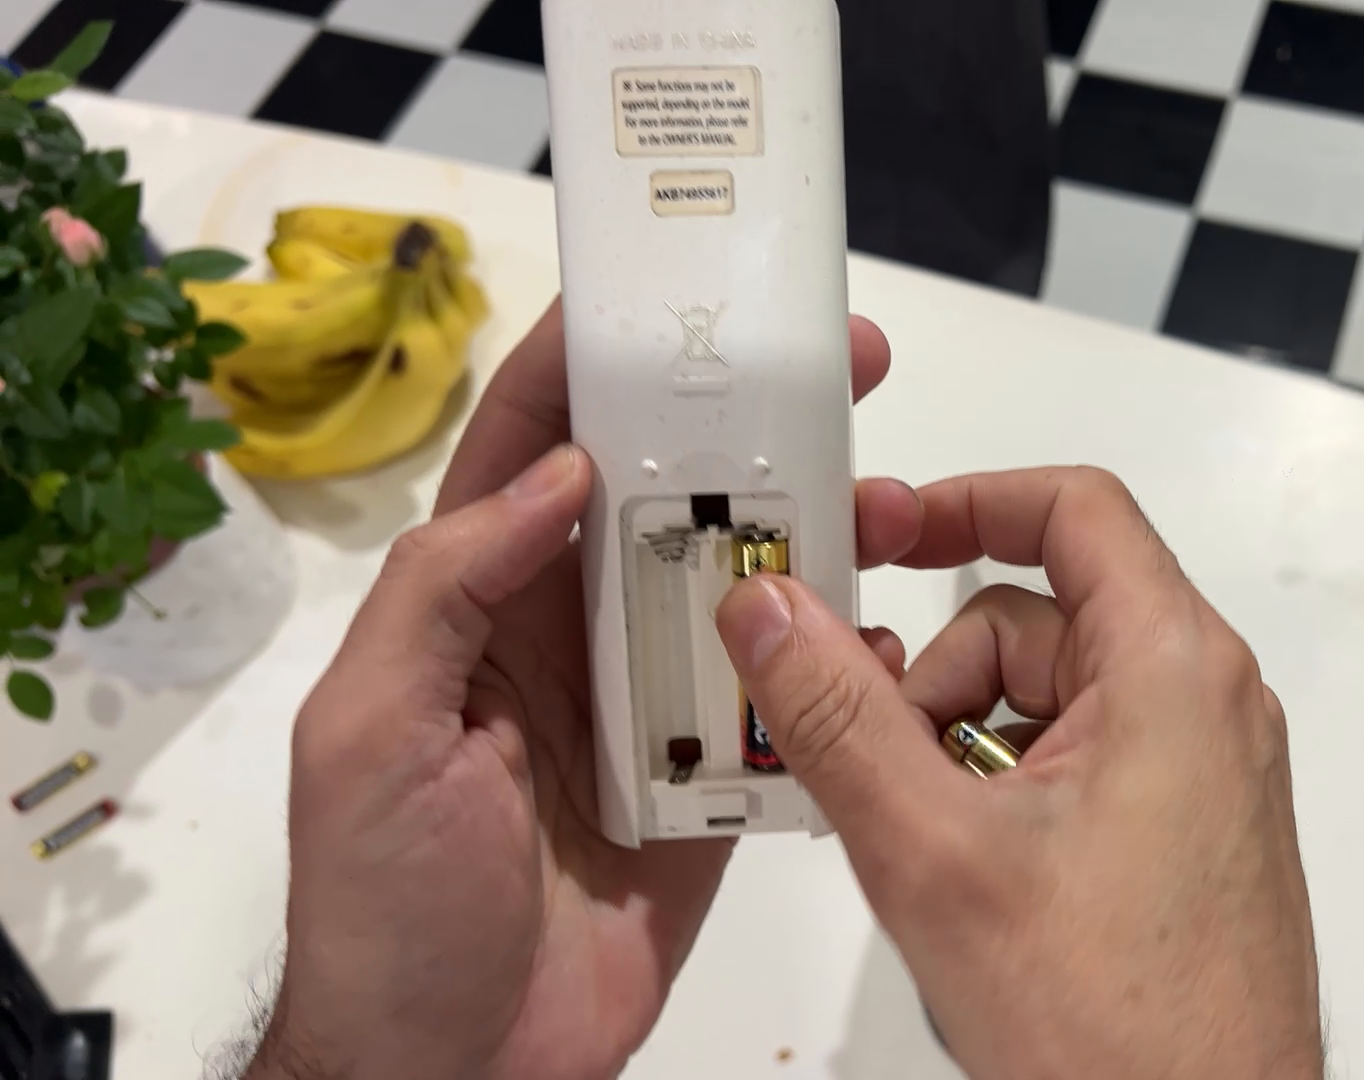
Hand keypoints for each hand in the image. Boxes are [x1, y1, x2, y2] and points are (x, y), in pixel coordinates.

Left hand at [244, 302, 923, 1079]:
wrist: (476, 1058)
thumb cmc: (396, 901)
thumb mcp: (375, 731)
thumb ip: (449, 590)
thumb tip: (559, 477)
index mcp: (506, 595)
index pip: (550, 446)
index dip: (604, 364)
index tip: (675, 304)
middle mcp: (599, 620)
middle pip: (689, 495)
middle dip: (760, 424)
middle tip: (842, 374)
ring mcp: (674, 684)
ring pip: (759, 579)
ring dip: (824, 532)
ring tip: (892, 503)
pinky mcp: (730, 752)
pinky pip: (796, 682)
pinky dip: (840, 653)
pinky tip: (881, 638)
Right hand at [715, 467, 1322, 1078]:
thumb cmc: (1111, 1031)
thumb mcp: (935, 853)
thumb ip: (836, 717)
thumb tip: (768, 611)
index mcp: (1172, 665)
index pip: (1074, 508)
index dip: (972, 500)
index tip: (889, 531)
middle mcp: (1200, 693)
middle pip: (1036, 615)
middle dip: (945, 675)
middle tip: (891, 764)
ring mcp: (1193, 753)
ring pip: (1041, 686)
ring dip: (965, 739)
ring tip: (942, 840)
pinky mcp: (1176, 806)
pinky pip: (1069, 741)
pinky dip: (1004, 773)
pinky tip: (982, 861)